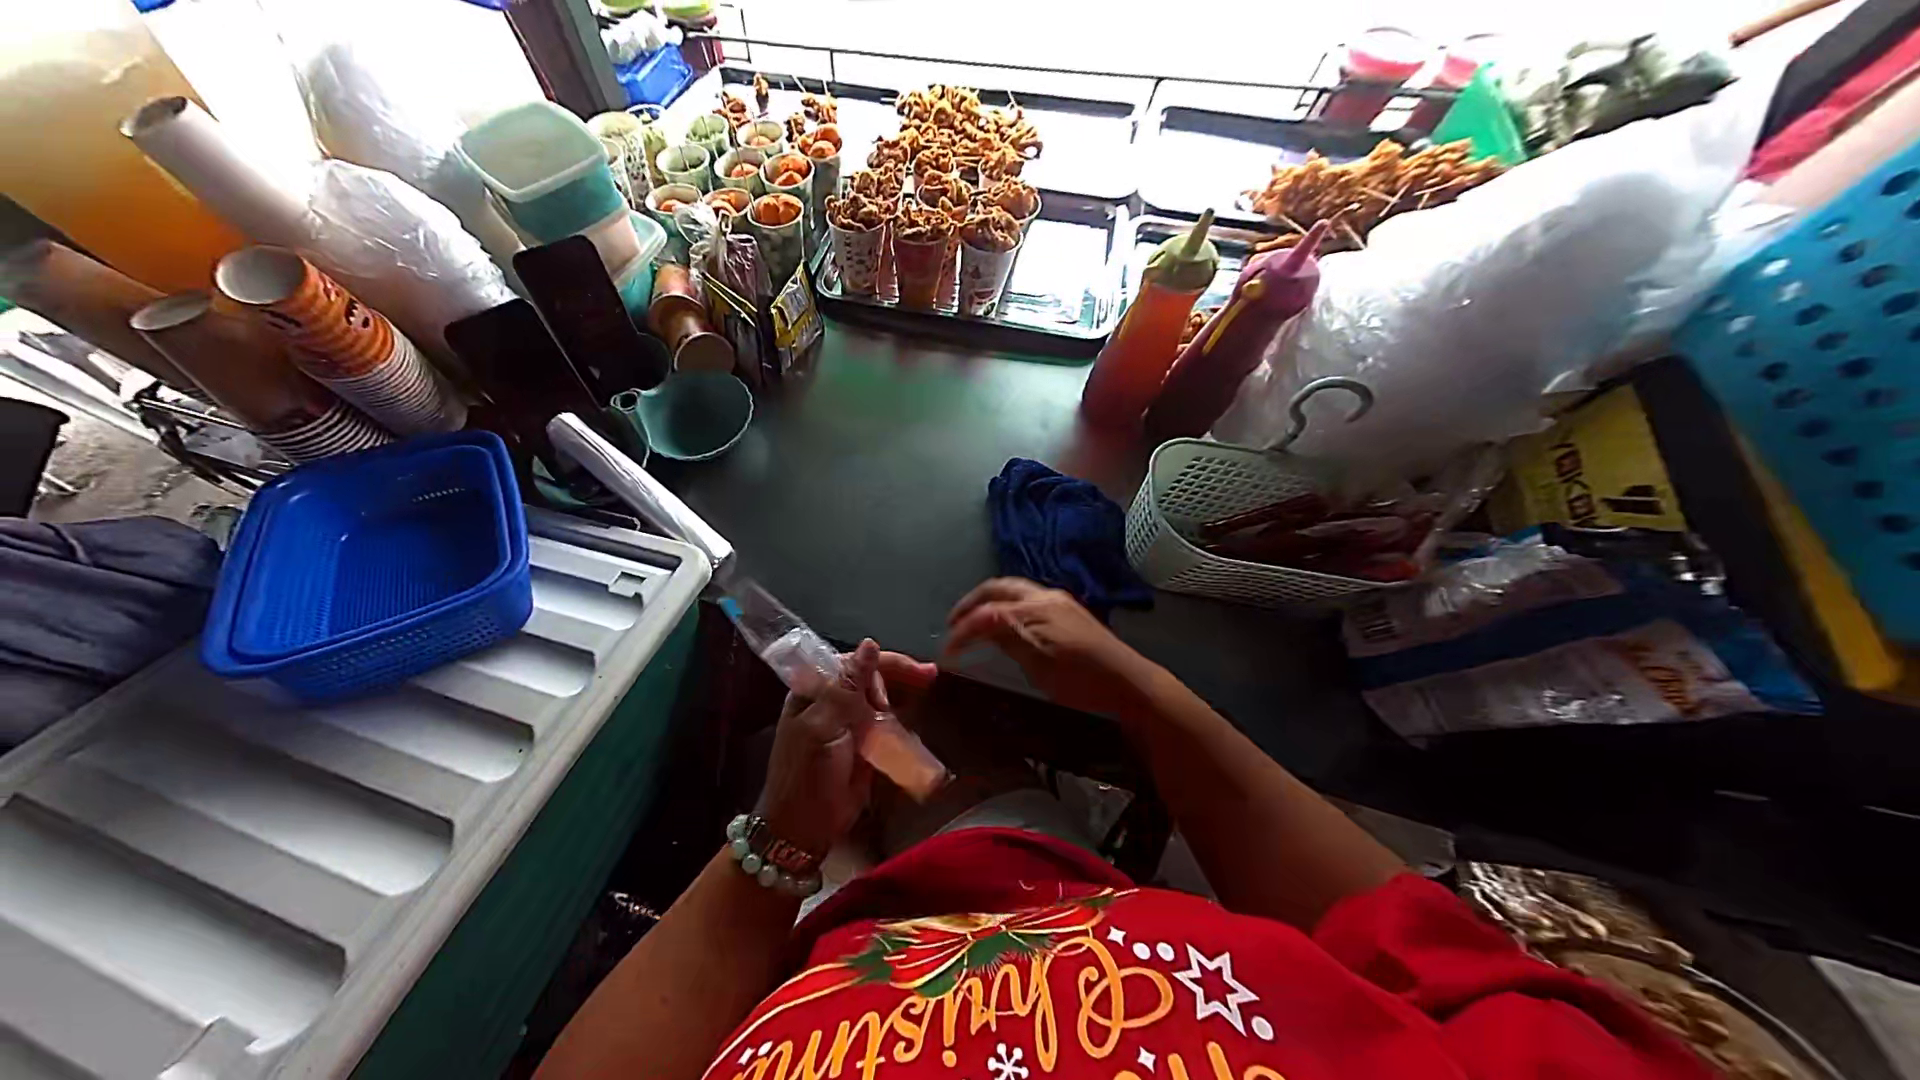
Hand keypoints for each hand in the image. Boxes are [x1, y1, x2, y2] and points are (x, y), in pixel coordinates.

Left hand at [756, 639, 935, 856]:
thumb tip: (870, 644)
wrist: (803, 828)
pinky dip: (901, 729)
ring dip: (903, 704)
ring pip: (884, 701)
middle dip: (899, 682)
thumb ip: (848, 686)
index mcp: (815, 690)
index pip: (855, 662)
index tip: (922, 671)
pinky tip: (912, 733)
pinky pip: (888, 728)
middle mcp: (832, 701)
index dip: (889, 663)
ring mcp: (849, 724)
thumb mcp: (824, 726)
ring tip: (921, 703)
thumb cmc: (806, 775)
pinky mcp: (863, 746)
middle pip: (874, 678)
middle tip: (926, 684)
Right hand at [943, 578, 1157, 715]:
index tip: (947, 649)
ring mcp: (1058, 602)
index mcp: (1035, 608)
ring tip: (973, 624)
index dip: (963, 629)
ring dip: (989, 603)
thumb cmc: (1081, 679)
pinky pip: (1027, 600)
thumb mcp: (1038, 665)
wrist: (1127, 682)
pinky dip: (1006, 608)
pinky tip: (1004, 626)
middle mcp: (1045, 597)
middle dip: (971, 603)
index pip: (987, 612)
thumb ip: (1008, 639)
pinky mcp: (1068, 612)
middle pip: (998, 588)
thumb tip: (978, 627)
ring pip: (1013, 591)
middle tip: (953, 623)